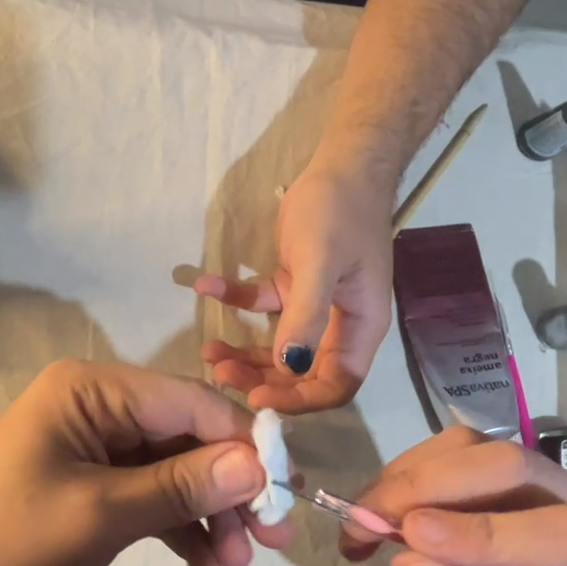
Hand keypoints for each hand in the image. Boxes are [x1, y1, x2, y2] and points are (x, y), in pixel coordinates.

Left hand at [0, 360, 293, 565]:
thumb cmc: (8, 540)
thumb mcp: (101, 514)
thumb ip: (181, 486)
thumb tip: (258, 466)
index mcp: (94, 390)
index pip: (190, 402)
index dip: (243, 444)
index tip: (284, 493)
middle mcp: (101, 407)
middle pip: (189, 437)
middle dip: (229, 489)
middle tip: (270, 541)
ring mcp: (99, 446)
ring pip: (177, 472)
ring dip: (210, 517)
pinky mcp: (97, 483)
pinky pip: (154, 497)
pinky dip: (181, 530)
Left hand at [194, 165, 392, 413]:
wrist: (342, 164)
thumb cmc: (339, 212)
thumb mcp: (321, 262)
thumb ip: (306, 316)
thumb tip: (288, 367)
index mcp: (360, 329)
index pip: (335, 386)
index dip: (300, 401)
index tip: (259, 399)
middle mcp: (339, 326)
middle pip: (301, 373)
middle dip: (262, 380)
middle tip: (221, 374)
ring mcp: (314, 308)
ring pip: (276, 348)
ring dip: (244, 354)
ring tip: (209, 350)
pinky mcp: (291, 286)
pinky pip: (261, 307)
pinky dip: (236, 302)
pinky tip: (206, 286)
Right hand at [349, 427, 566, 565]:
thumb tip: (411, 562)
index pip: (564, 533)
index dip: (486, 531)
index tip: (412, 537)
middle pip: (513, 467)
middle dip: (432, 486)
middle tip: (370, 519)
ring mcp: (549, 483)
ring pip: (477, 447)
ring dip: (411, 475)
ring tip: (367, 518)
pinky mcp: (507, 471)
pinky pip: (455, 449)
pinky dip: (407, 471)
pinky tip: (382, 509)